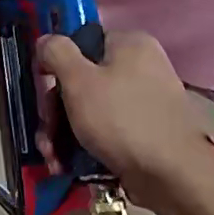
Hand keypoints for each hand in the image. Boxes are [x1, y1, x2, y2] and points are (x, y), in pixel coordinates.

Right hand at [36, 31, 213, 213]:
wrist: (171, 174)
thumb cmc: (121, 119)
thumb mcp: (79, 80)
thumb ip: (57, 52)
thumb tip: (45, 40)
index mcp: (129, 45)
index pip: (81, 45)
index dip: (55, 68)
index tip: (42, 94)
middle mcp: (140, 67)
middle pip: (80, 82)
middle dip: (55, 114)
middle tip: (46, 136)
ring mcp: (143, 101)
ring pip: (88, 111)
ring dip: (63, 135)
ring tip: (54, 159)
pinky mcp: (143, 132)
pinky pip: (104, 131)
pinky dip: (84, 146)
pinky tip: (68, 165)